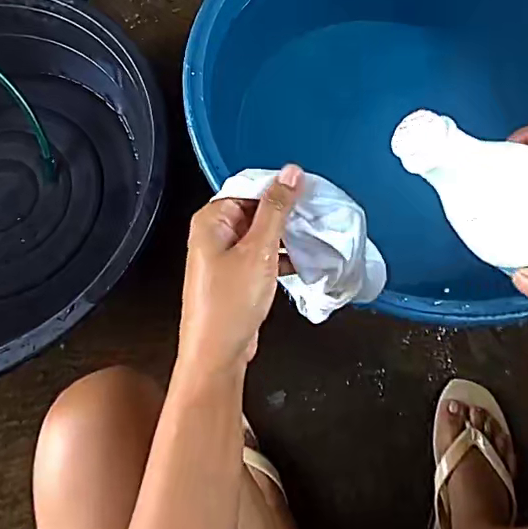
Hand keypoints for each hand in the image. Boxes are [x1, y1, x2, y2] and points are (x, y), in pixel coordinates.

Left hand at [180, 164, 301, 368]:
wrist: (217, 354)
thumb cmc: (229, 304)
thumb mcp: (259, 250)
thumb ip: (277, 209)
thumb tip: (290, 174)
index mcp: (212, 219)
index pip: (251, 187)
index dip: (280, 188)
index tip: (309, 192)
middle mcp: (214, 233)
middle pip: (257, 210)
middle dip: (287, 214)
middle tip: (316, 216)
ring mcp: (224, 256)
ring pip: (262, 234)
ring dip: (286, 237)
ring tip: (312, 240)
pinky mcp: (236, 275)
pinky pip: (262, 255)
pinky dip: (280, 257)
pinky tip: (300, 262)